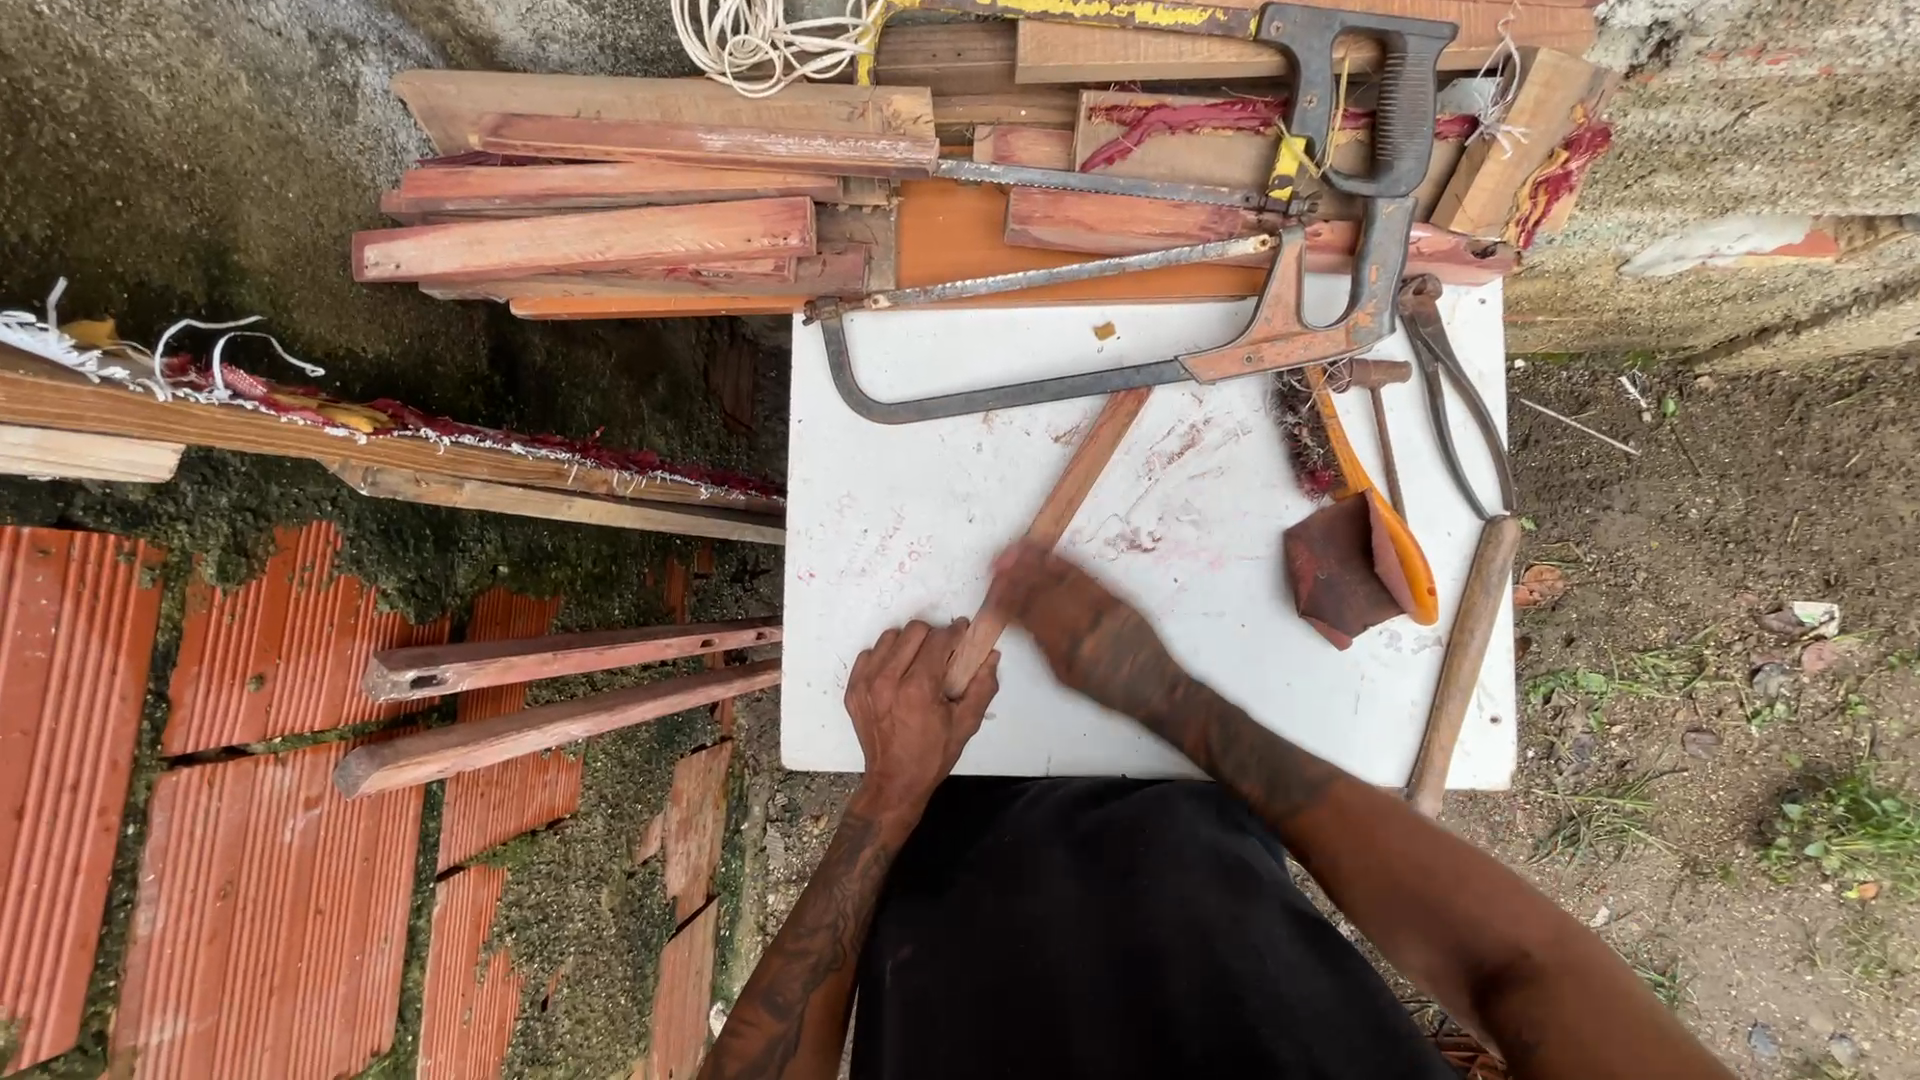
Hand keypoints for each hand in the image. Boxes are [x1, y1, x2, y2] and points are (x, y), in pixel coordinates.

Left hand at [845, 618, 998, 815]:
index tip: (963, 634)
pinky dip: (885, 657)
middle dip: (933, 636)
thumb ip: (982, 686)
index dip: (955, 633)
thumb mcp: (966, 723)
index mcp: (918, 688)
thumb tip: (990, 655)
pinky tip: (897, 673)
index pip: (939, 639)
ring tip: (918, 662)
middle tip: (942, 653)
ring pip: (890, 638)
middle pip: (914, 631)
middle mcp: (887, 680)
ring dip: (908, 644)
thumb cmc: (932, 755)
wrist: (894, 782)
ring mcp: (866, 684)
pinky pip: (869, 654)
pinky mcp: (853, 689)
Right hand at [983, 541, 1191, 722]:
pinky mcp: (1116, 596)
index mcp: (1068, 647)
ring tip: (1014, 548)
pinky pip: (1086, 574)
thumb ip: (1044, 646)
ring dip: (1035, 559)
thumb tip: (1021, 621)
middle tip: (995, 564)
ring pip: (1063, 576)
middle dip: (1015, 575)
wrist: (1157, 687)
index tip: (992, 590)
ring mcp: (1103, 606)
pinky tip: (1047, 552)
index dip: (1007, 599)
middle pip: (1042, 591)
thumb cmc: (1111, 690)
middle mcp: (1085, 622)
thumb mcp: (1066, 677)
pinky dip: (1063, 561)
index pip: (1029, 615)